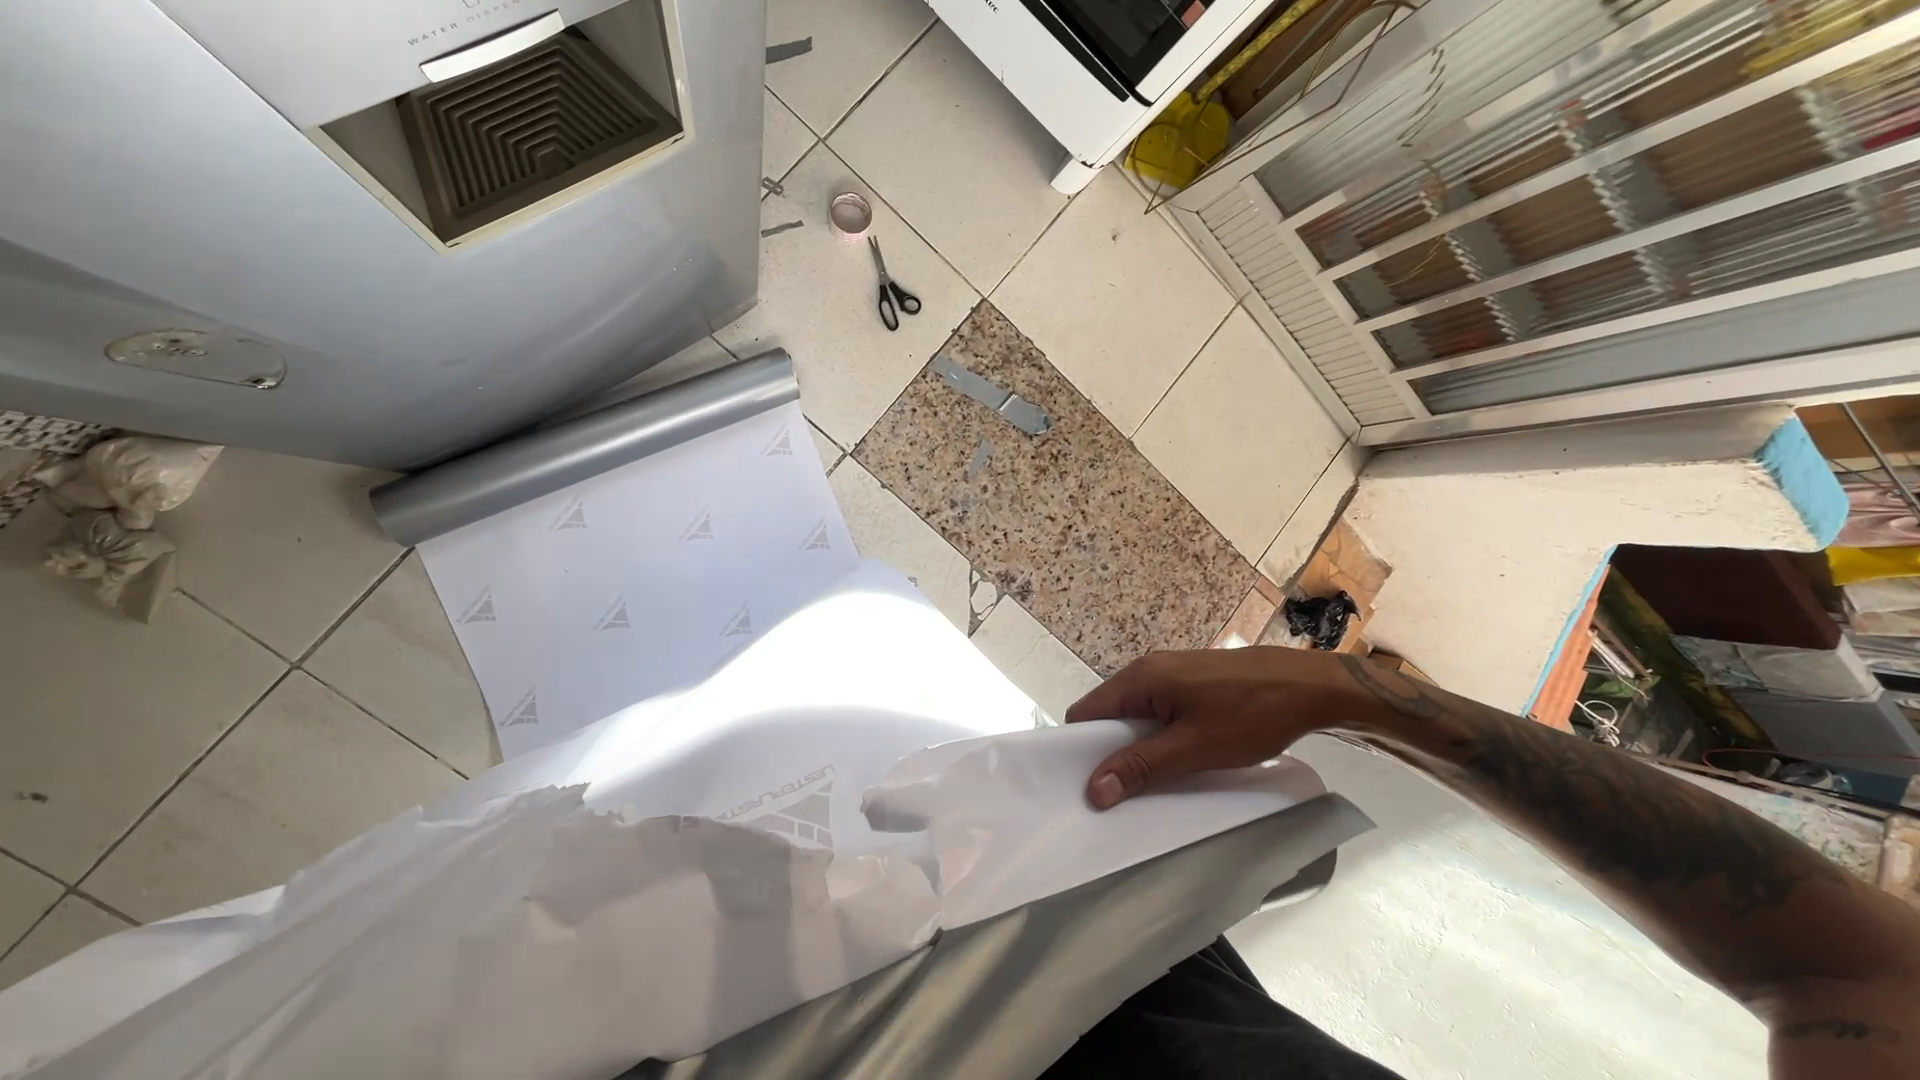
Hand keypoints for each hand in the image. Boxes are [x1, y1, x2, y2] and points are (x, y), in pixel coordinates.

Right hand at [1065, 647, 1374, 808]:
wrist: (1311, 686)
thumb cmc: (1250, 715)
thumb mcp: (1193, 748)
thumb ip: (1140, 766)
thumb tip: (1093, 789)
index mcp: (1140, 679)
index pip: (1086, 714)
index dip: (1080, 750)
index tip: (1087, 787)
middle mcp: (1148, 670)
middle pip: (1109, 715)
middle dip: (1111, 753)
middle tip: (1119, 794)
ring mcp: (1172, 673)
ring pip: (1137, 715)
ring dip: (1138, 747)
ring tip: (1149, 783)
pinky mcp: (1194, 680)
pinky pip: (1160, 710)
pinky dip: (1160, 736)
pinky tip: (1178, 759)